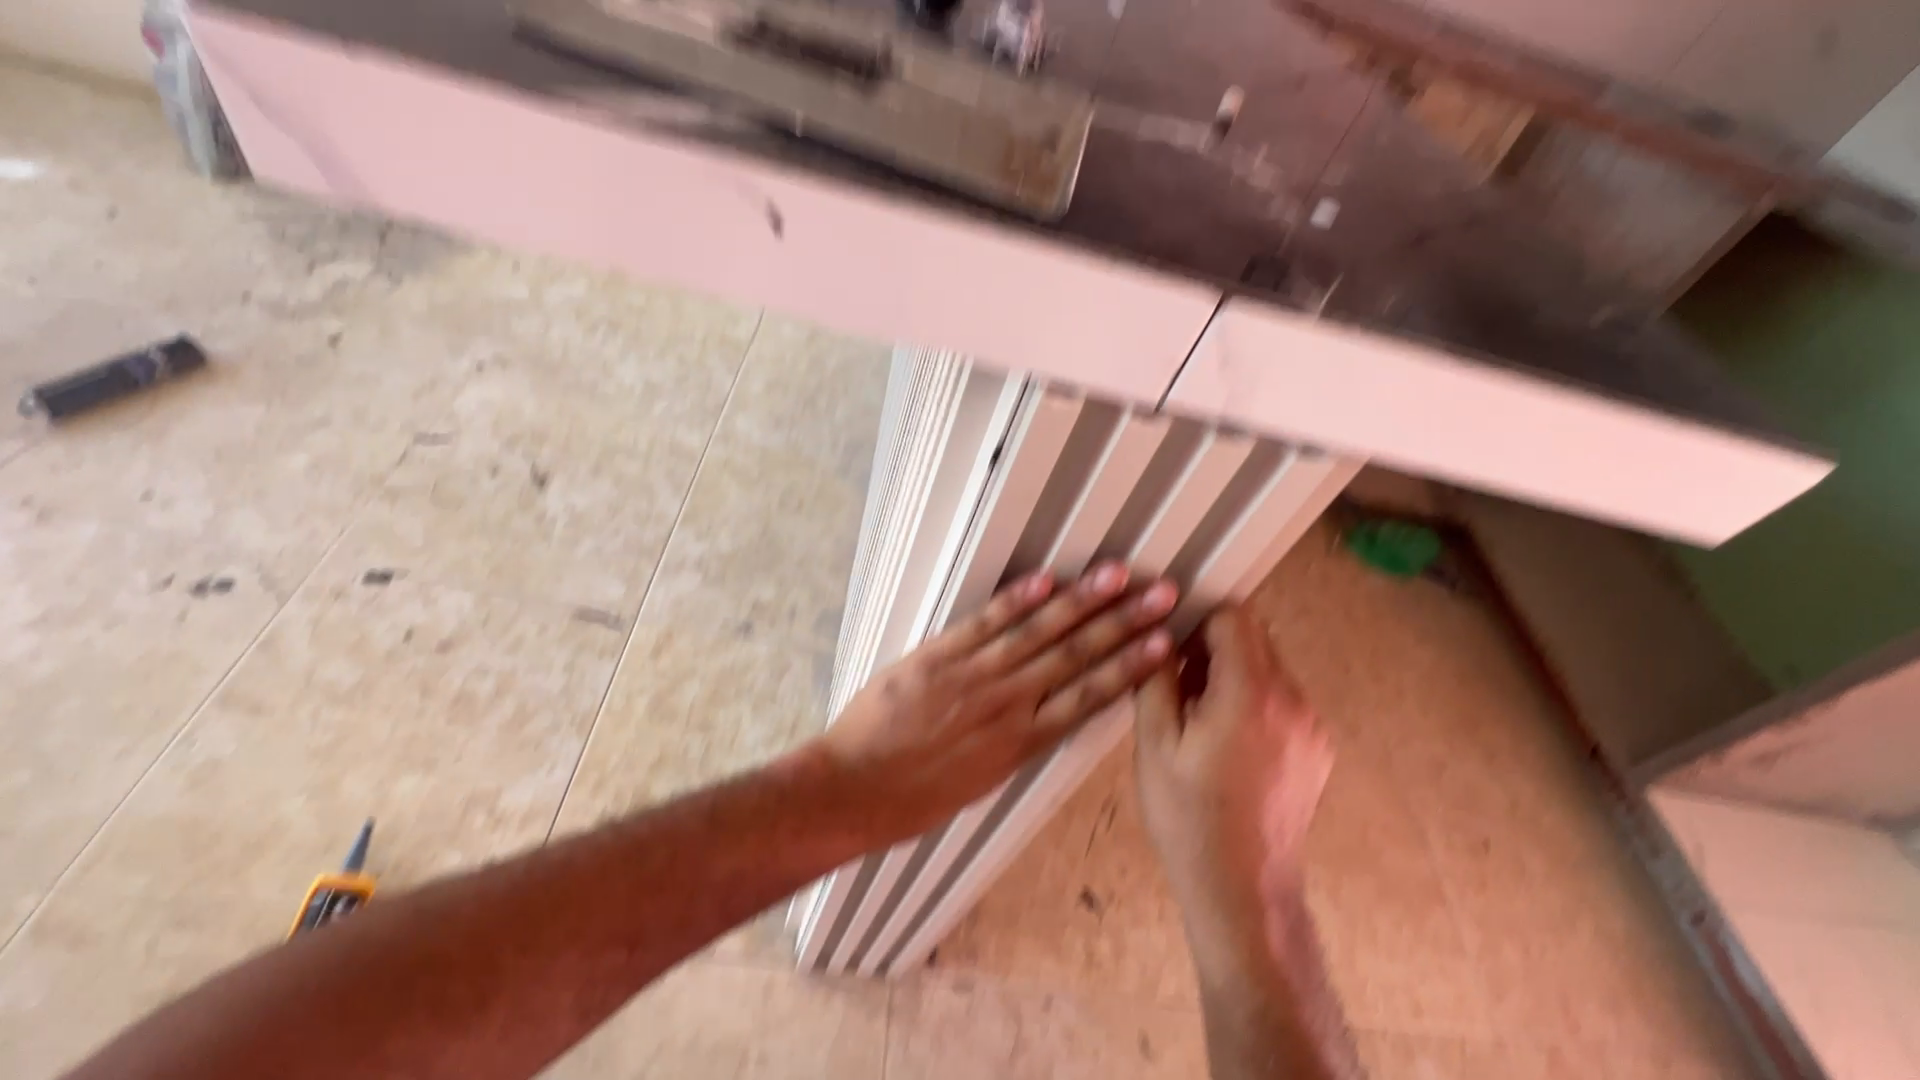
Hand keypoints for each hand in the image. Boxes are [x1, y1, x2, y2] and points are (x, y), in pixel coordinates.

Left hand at [809, 562, 1178, 843]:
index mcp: (1022, 743)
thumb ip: (1015, 744)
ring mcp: (974, 678)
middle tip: (1164, 594)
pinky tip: (1044, 578)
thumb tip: (1043, 716)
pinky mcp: (937, 657)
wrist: (854, 791)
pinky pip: (984, 623)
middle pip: (1077, 657)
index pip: (1090, 698)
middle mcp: (1009, 706)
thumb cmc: (915, 799)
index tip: (1166, 643)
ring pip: (1038, 634)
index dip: (1131, 668)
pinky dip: (1015, 600)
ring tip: (1118, 575)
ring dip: (1081, 602)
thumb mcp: (979, 783)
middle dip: (1123, 624)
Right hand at [1133, 603, 1332, 945]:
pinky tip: (1229, 746)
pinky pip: (1283, 701)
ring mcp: (1313, 725)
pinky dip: (1255, 703)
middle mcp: (1293, 699)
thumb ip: (1158, 677)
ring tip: (1201, 722)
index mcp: (1251, 692)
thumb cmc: (1188, 815)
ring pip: (1270, 668)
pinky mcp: (1319, 748)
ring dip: (1234, 676)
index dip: (1197, 620)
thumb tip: (1163, 637)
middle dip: (1214, 648)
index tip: (1172, 646)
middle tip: (1179, 687)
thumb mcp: (1153, 744)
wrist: (1242, 888)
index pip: (1233, 616)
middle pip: (1256, 637)